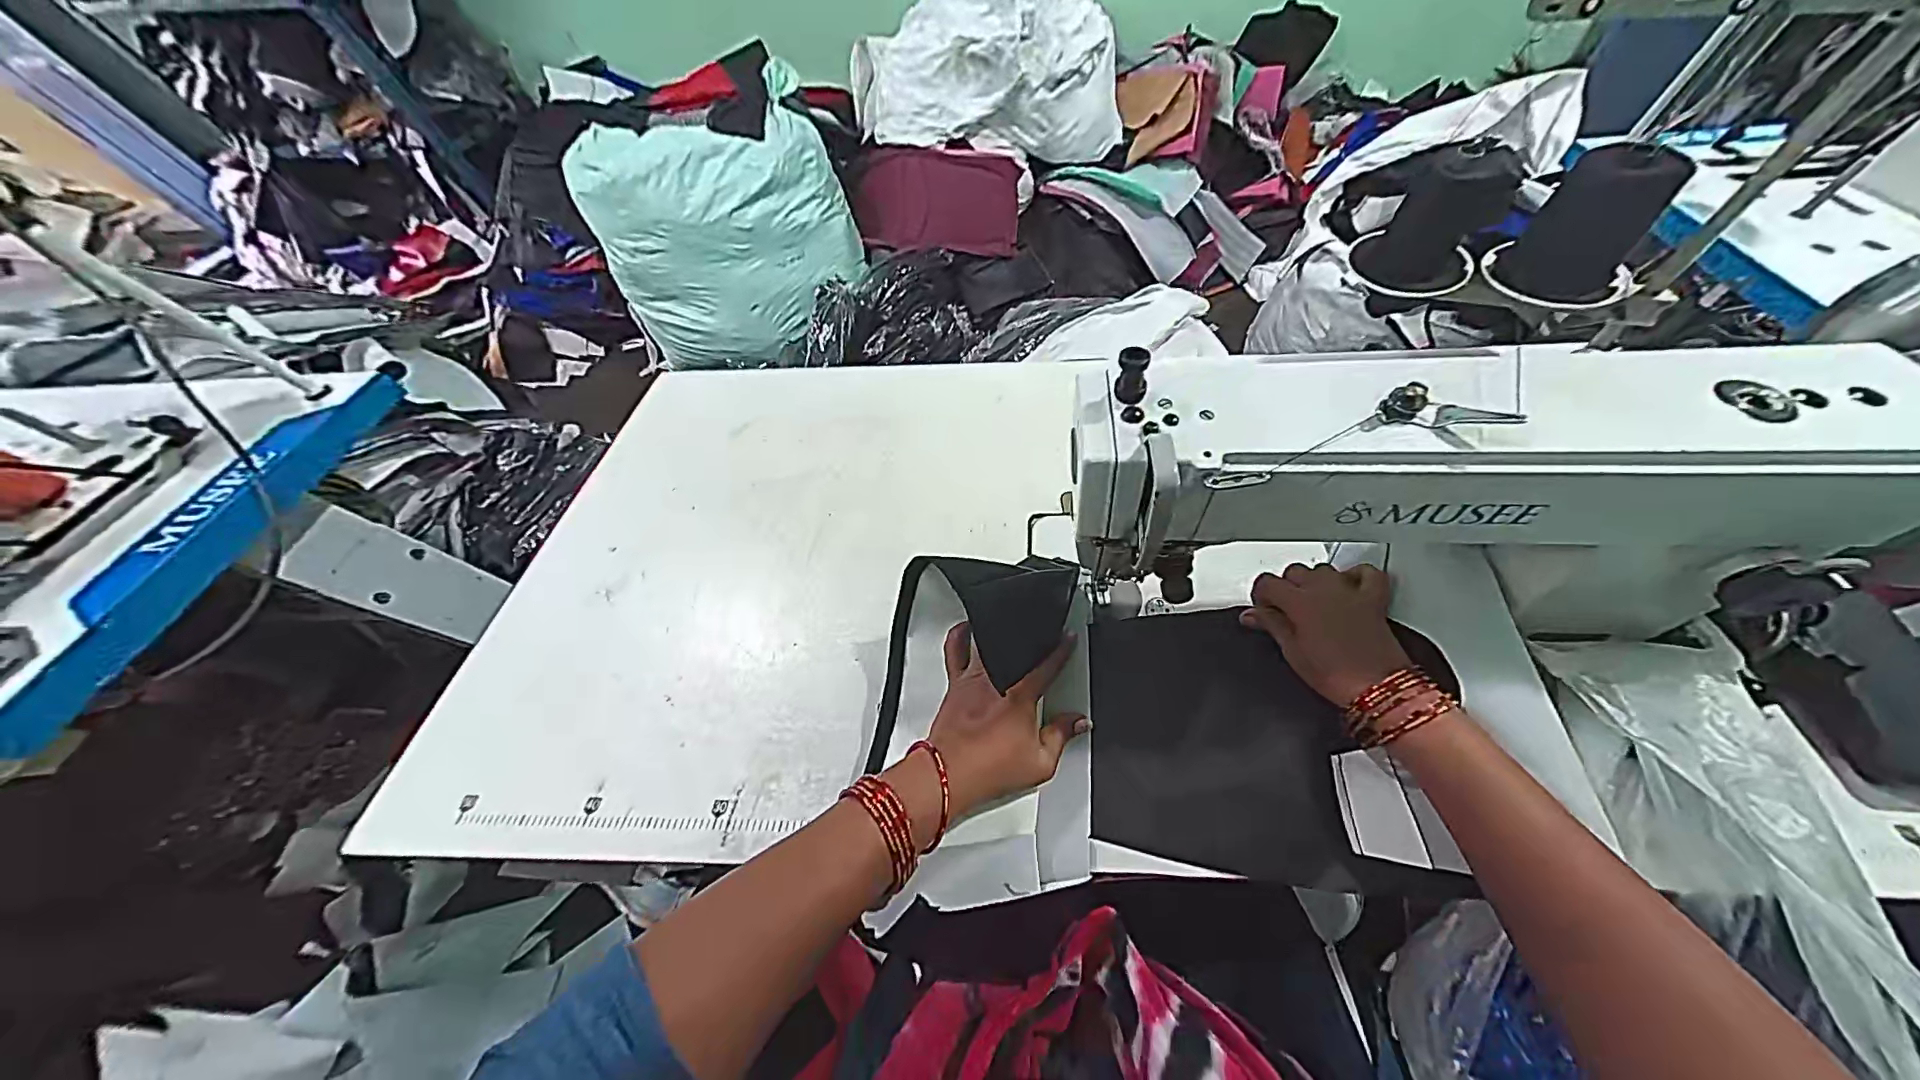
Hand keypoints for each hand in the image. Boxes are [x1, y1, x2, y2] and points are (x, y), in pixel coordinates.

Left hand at [924, 622, 1086, 817]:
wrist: (948, 775)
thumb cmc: (987, 769)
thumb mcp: (1040, 762)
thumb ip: (1061, 736)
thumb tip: (1075, 723)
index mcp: (1021, 695)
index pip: (1048, 664)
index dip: (1062, 648)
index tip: (1067, 639)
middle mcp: (995, 680)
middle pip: (1016, 647)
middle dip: (1032, 638)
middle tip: (1041, 636)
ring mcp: (972, 679)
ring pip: (986, 642)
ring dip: (998, 634)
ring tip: (1008, 627)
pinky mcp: (954, 685)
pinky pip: (954, 650)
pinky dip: (959, 635)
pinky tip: (966, 628)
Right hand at [1239, 563, 1411, 706]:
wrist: (1377, 688)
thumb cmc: (1335, 674)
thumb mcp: (1292, 651)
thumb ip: (1271, 625)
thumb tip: (1253, 615)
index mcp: (1298, 601)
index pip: (1267, 583)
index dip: (1260, 596)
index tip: (1262, 609)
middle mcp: (1323, 589)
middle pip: (1294, 572)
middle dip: (1284, 587)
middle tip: (1283, 609)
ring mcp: (1350, 591)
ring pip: (1323, 569)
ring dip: (1314, 581)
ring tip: (1311, 602)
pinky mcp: (1374, 599)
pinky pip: (1365, 572)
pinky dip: (1354, 574)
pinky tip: (1346, 585)